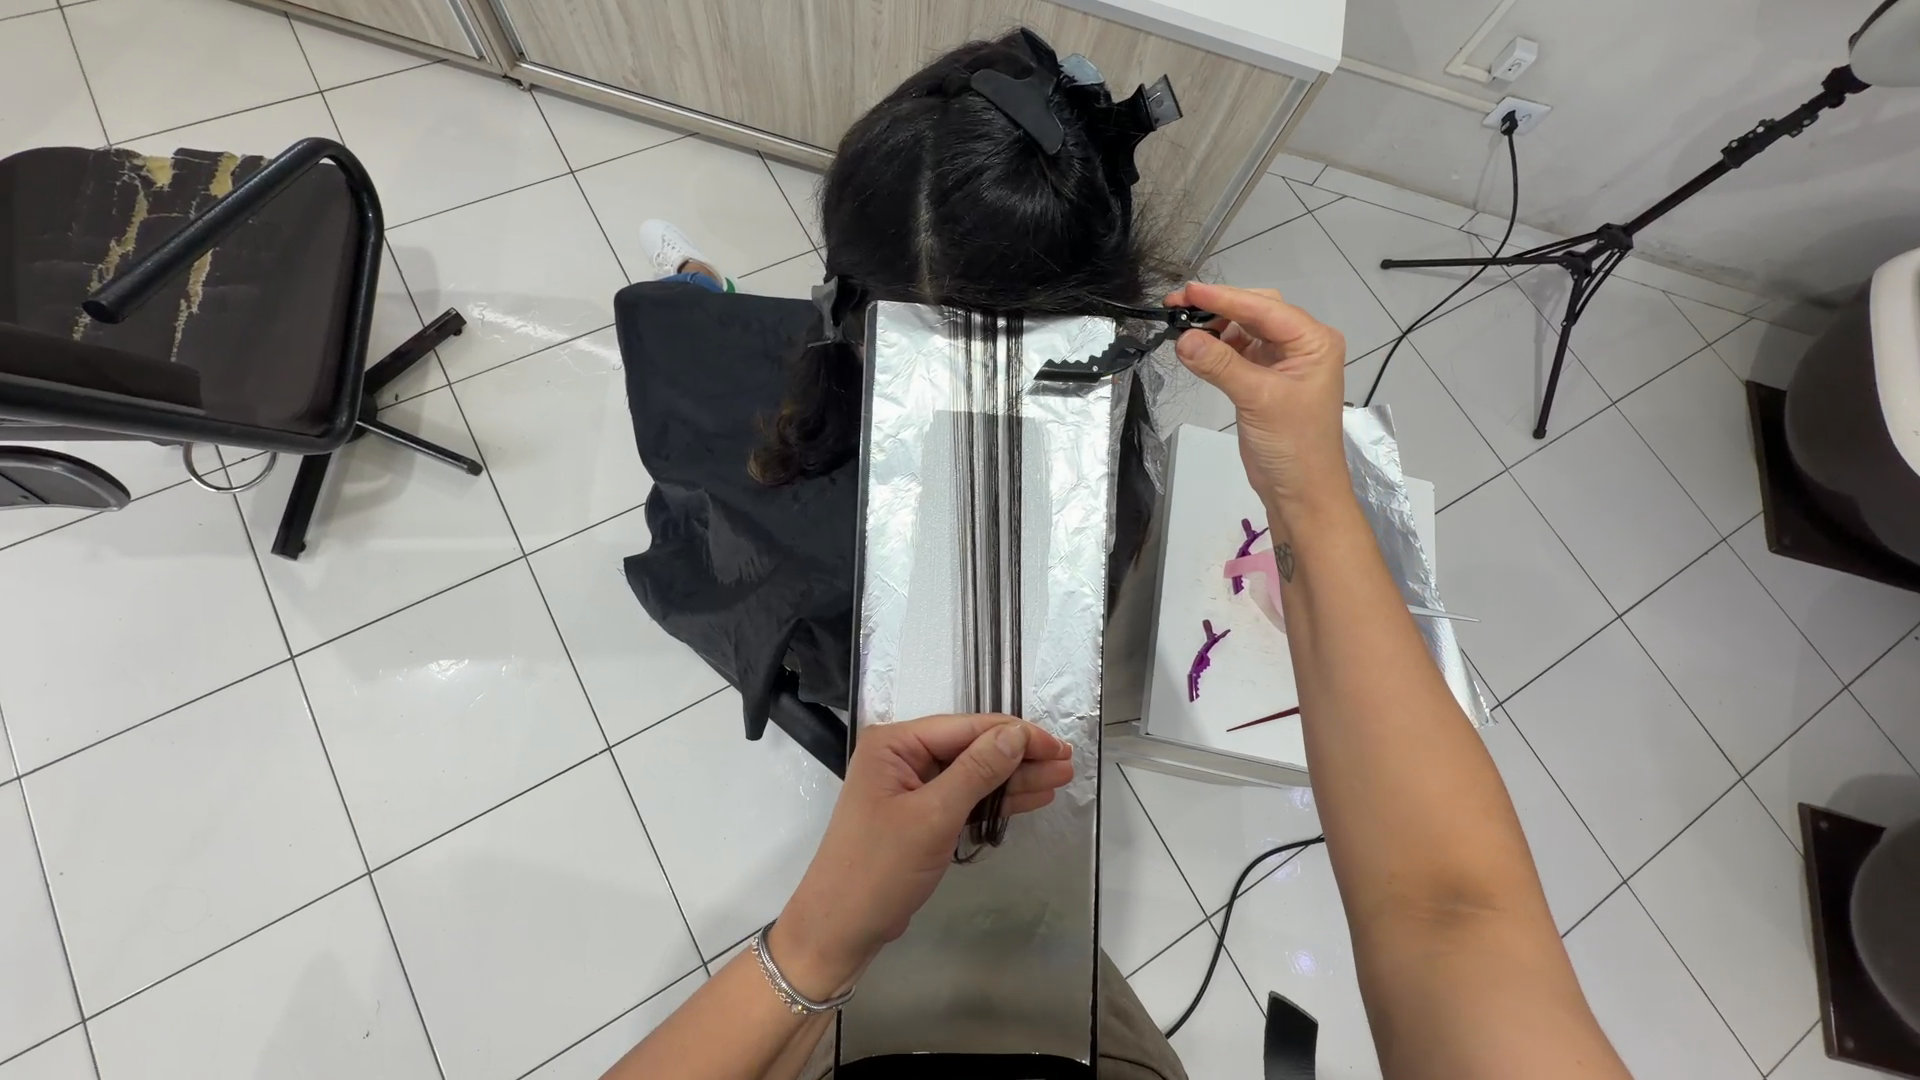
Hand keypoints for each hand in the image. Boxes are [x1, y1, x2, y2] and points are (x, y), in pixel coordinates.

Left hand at [770, 714, 1074, 998]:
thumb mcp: (933, 816)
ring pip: (973, 774)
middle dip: (1019, 756)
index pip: (966, 728)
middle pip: (972, 748)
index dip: (1015, 735)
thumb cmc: (879, 868)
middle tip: (1067, 762)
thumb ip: (977, 771)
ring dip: (1015, 778)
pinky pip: (965, 798)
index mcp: (895, 743)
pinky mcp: (921, 815)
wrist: (840, 930)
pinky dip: (996, 800)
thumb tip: (1017, 734)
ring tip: (1061, 778)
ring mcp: (911, 786)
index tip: (1058, 745)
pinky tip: (1031, 797)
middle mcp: (902, 756)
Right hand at [1168, 282, 1350, 521]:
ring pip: (1243, 331)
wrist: (1300, 491)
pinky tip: (1195, 349)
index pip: (1264, 308)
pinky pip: (1236, 355)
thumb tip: (1182, 338)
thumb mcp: (1258, 399)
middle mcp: (1300, 345)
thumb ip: (1220, 365)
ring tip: (1180, 327)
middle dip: (1217, 307)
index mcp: (1313, 341)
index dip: (1224, 298)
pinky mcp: (1263, 382)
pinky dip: (1215, 350)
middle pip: (1255, 312)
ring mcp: (1281, 363)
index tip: (1186, 291)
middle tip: (1176, 306)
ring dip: (1214, 328)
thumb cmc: (1293, 445)